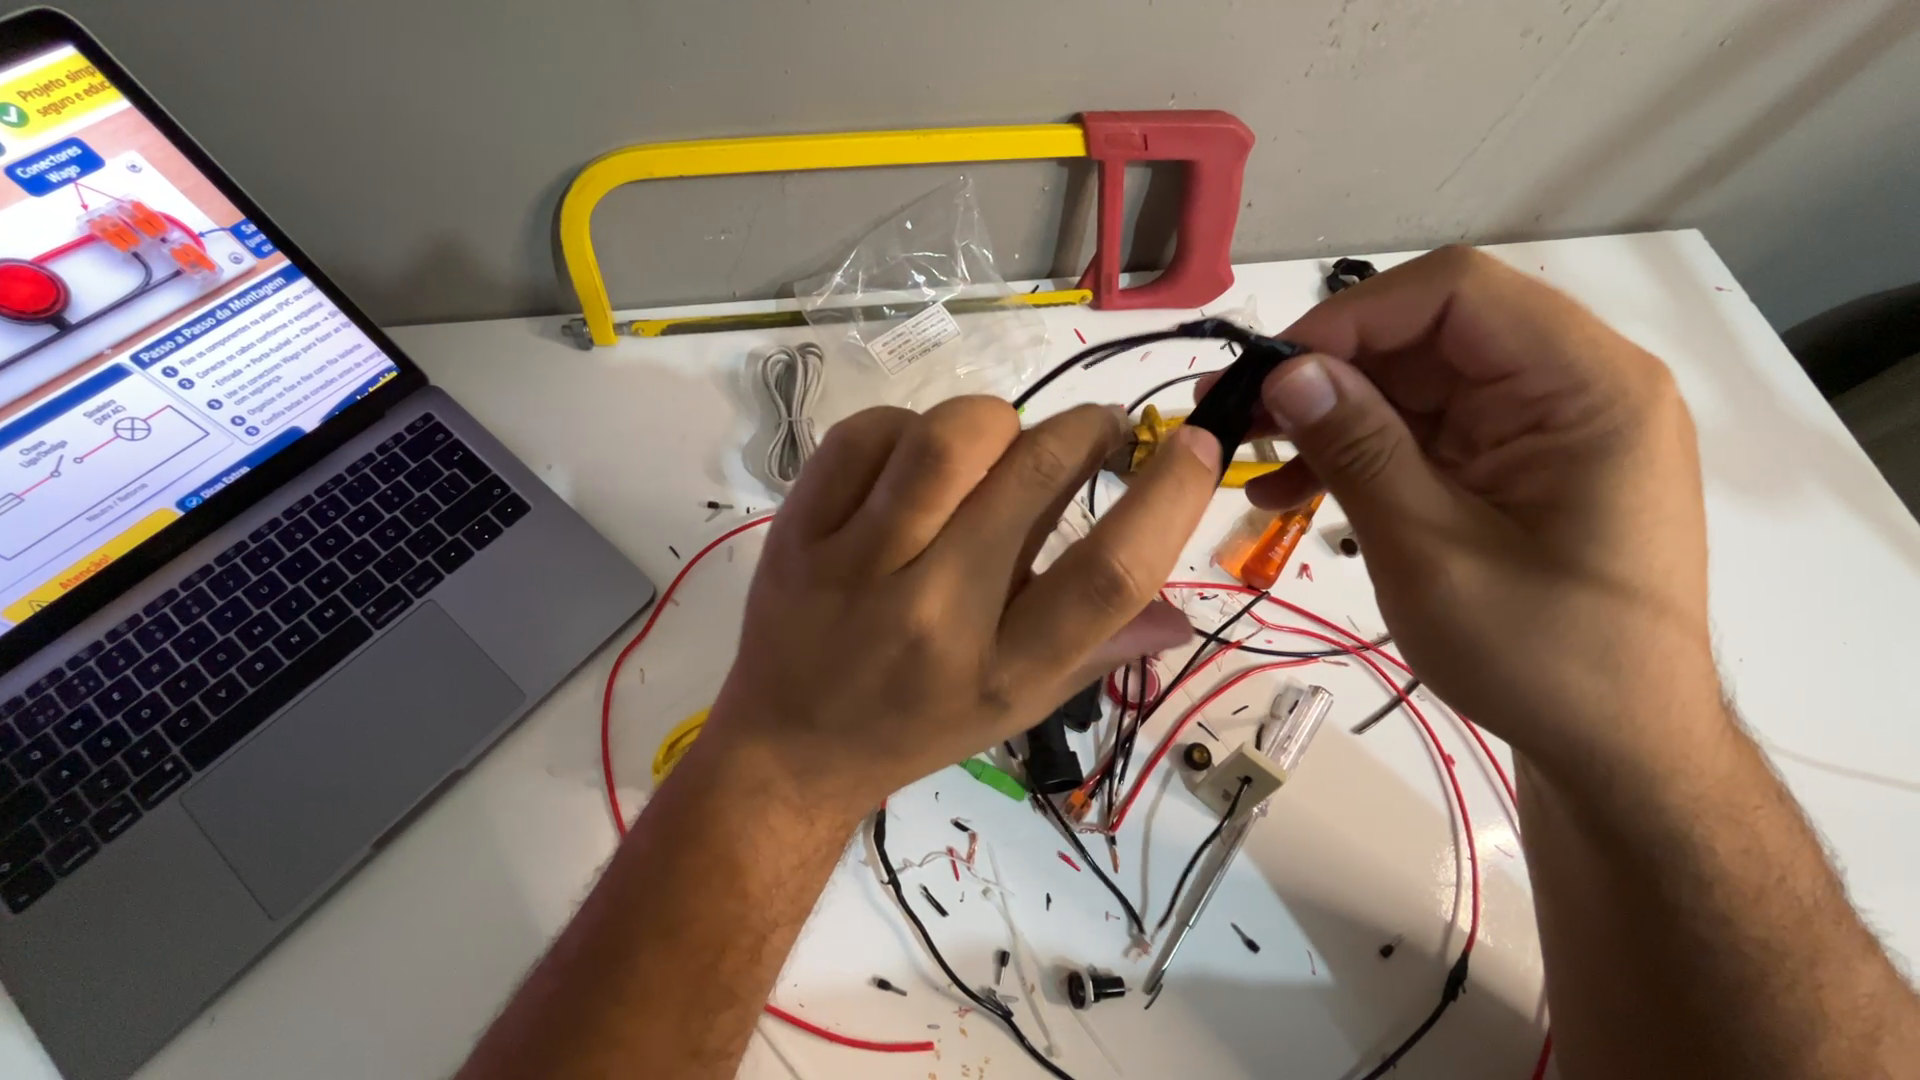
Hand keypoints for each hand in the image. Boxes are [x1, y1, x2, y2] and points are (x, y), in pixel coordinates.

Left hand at [694, 396, 1220, 817]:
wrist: (791, 749)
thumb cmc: (919, 725)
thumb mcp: (1016, 705)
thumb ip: (1101, 650)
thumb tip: (1187, 610)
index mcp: (1002, 670)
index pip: (1107, 576)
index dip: (1169, 498)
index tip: (1196, 446)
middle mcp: (933, 615)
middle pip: (1032, 477)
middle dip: (1085, 429)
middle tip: (1097, 431)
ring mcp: (854, 566)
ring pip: (948, 437)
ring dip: (996, 423)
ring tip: (999, 448)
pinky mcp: (798, 531)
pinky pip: (869, 432)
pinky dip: (910, 427)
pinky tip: (917, 462)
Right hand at [1224, 247, 1722, 771]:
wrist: (1613, 746)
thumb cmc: (1543, 659)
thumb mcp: (1432, 553)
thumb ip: (1361, 451)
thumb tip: (1286, 374)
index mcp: (1585, 388)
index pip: (1457, 293)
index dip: (1350, 319)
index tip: (1268, 373)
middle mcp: (1568, 387)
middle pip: (1426, 335)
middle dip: (1323, 369)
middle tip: (1233, 413)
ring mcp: (1536, 427)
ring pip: (1410, 383)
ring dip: (1326, 414)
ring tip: (1247, 454)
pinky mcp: (1506, 464)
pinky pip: (1416, 432)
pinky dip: (1351, 453)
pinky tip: (1289, 491)